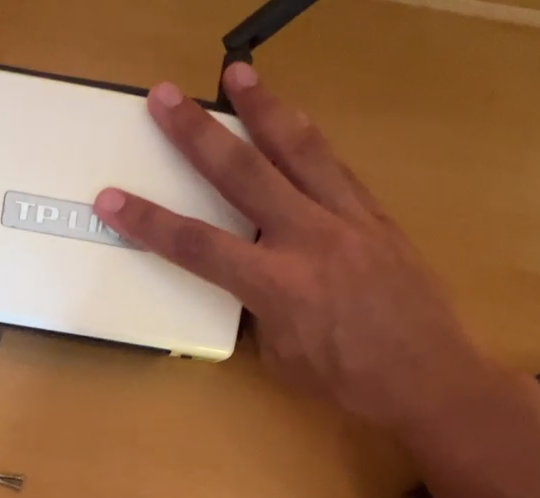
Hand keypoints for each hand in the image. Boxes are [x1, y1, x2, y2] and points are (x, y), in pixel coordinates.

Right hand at [94, 64, 501, 433]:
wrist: (427, 375)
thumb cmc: (347, 381)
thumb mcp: (281, 357)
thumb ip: (259, 310)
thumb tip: (250, 281)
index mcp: (276, 285)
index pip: (196, 246)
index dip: (149, 222)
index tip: (112, 199)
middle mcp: (307, 239)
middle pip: (242, 174)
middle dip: (196, 134)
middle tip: (165, 97)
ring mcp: (346, 219)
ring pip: (298, 149)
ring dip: (263, 108)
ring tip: (237, 73)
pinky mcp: (375, 214)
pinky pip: (335, 166)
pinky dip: (308, 138)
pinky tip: (295, 119)